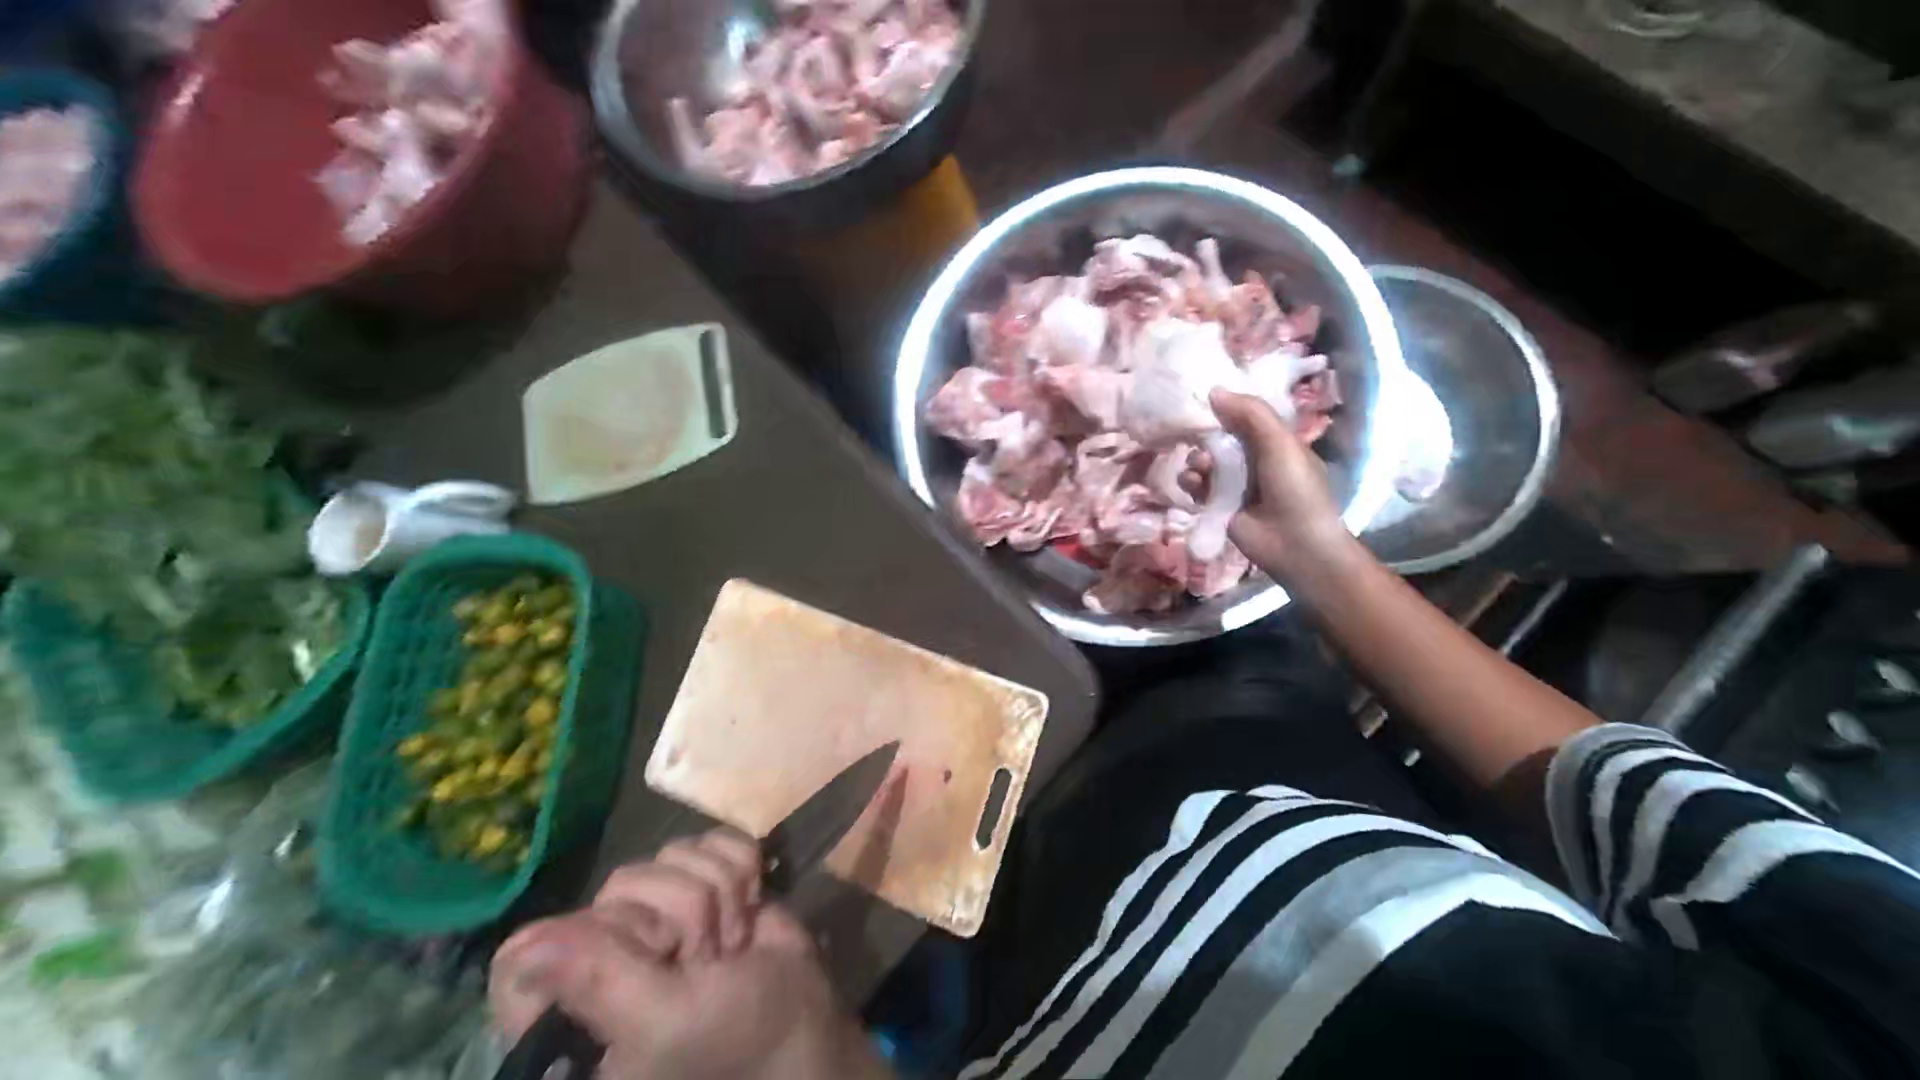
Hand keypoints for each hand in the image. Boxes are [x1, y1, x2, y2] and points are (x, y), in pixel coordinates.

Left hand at [489, 830, 888, 1079]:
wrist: (802, 1021)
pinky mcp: (705, 878)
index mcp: (573, 1002)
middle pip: (621, 885)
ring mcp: (659, 907)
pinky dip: (742, 865)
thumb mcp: (662, 1023)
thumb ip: (601, 982)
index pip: (538, 946)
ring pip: (672, 855)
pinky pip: (710, 839)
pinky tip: (750, 904)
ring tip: (732, 942)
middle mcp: (607, 949)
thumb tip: (528, 949)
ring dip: (721, 892)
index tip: (649, 955)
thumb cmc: (731, 1038)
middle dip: (685, 911)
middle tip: (705, 959)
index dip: (598, 935)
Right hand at [1209, 388, 1351, 581]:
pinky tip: (1192, 484)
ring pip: (1204, 462)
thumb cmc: (1295, 488)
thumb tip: (1213, 391)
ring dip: (1196, 461)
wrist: (1295, 544)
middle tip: (1199, 437)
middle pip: (1219, 438)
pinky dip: (1190, 482)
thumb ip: (1250, 414)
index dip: (1225, 408)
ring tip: (1200, 469)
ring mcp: (1234, 484)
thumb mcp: (1280, 443)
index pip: (1245, 417)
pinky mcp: (1217, 505)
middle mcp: (1252, 460)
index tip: (1202, 399)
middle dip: (1207, 436)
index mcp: (1274, 442)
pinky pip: (1196, 487)